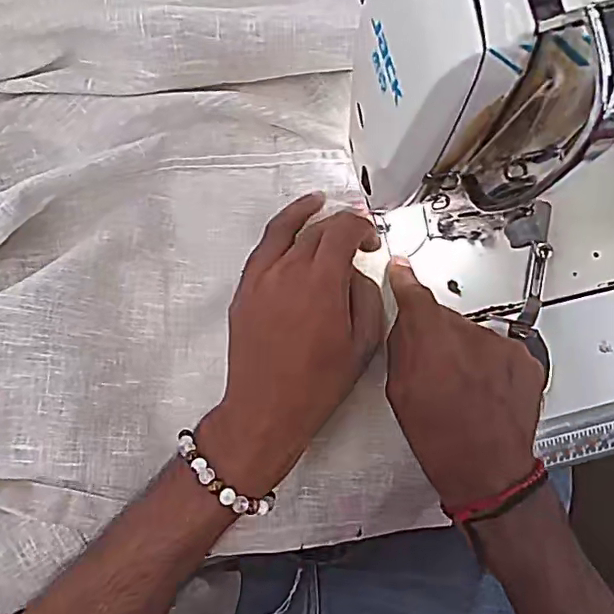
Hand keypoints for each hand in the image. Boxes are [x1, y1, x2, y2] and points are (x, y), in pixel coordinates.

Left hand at [198, 193, 383, 497]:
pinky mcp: (245, 291)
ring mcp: (261, 280)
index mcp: (321, 284)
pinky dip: (278, 232)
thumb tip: (359, 275)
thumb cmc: (310, 387)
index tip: (369, 235)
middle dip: (342, 224)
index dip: (362, 226)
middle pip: (318, 229)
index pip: (344, 231)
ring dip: (306, 214)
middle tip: (355, 231)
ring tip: (317, 204)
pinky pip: (262, 249)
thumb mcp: (361, 344)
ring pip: (285, 230)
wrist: (266, 408)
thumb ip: (366, 298)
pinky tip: (287, 231)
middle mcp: (288, 274)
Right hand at [384, 257, 545, 510]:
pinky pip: (498, 348)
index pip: (416, 295)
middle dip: (437, 335)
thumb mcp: (400, 393)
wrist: (487, 469)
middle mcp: (469, 337)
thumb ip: (401, 348)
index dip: (405, 280)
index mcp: (431, 342)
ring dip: (465, 352)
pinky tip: (482, 390)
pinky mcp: (523, 359)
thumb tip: (403, 326)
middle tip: (435, 370)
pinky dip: (490, 363)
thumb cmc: (443, 441)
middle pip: (446, 317)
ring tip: (462, 388)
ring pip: (474, 333)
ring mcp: (500, 347)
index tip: (402, 270)